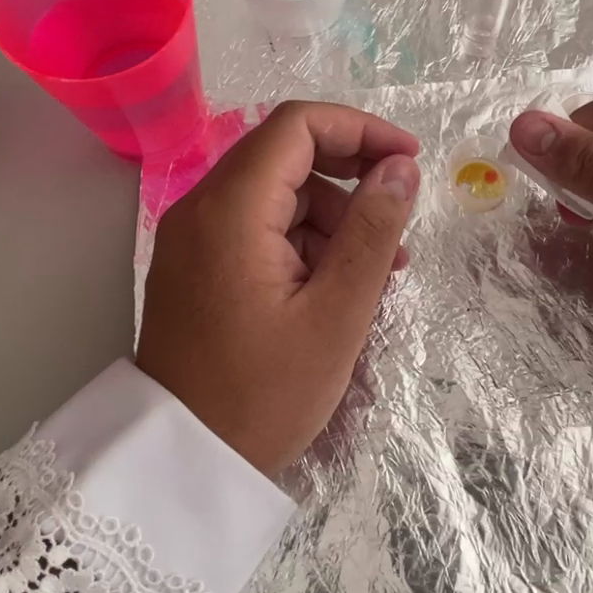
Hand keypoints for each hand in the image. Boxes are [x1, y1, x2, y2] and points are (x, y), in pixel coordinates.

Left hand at [137, 102, 420, 476]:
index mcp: (230, 209)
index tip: (409, 160)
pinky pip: (260, 228)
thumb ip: (373, 230)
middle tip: (401, 210)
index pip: (298, 125)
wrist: (183, 466)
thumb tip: (401, 166)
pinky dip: (305, 240)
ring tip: (381, 267)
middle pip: (285, 153)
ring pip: (277, 193)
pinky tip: (339, 283)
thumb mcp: (336, 314)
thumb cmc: (263, 395)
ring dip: (334, 213)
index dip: (361, 129)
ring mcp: (195, 237)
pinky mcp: (199, 266)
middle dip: (352, 172)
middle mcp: (202, 208)